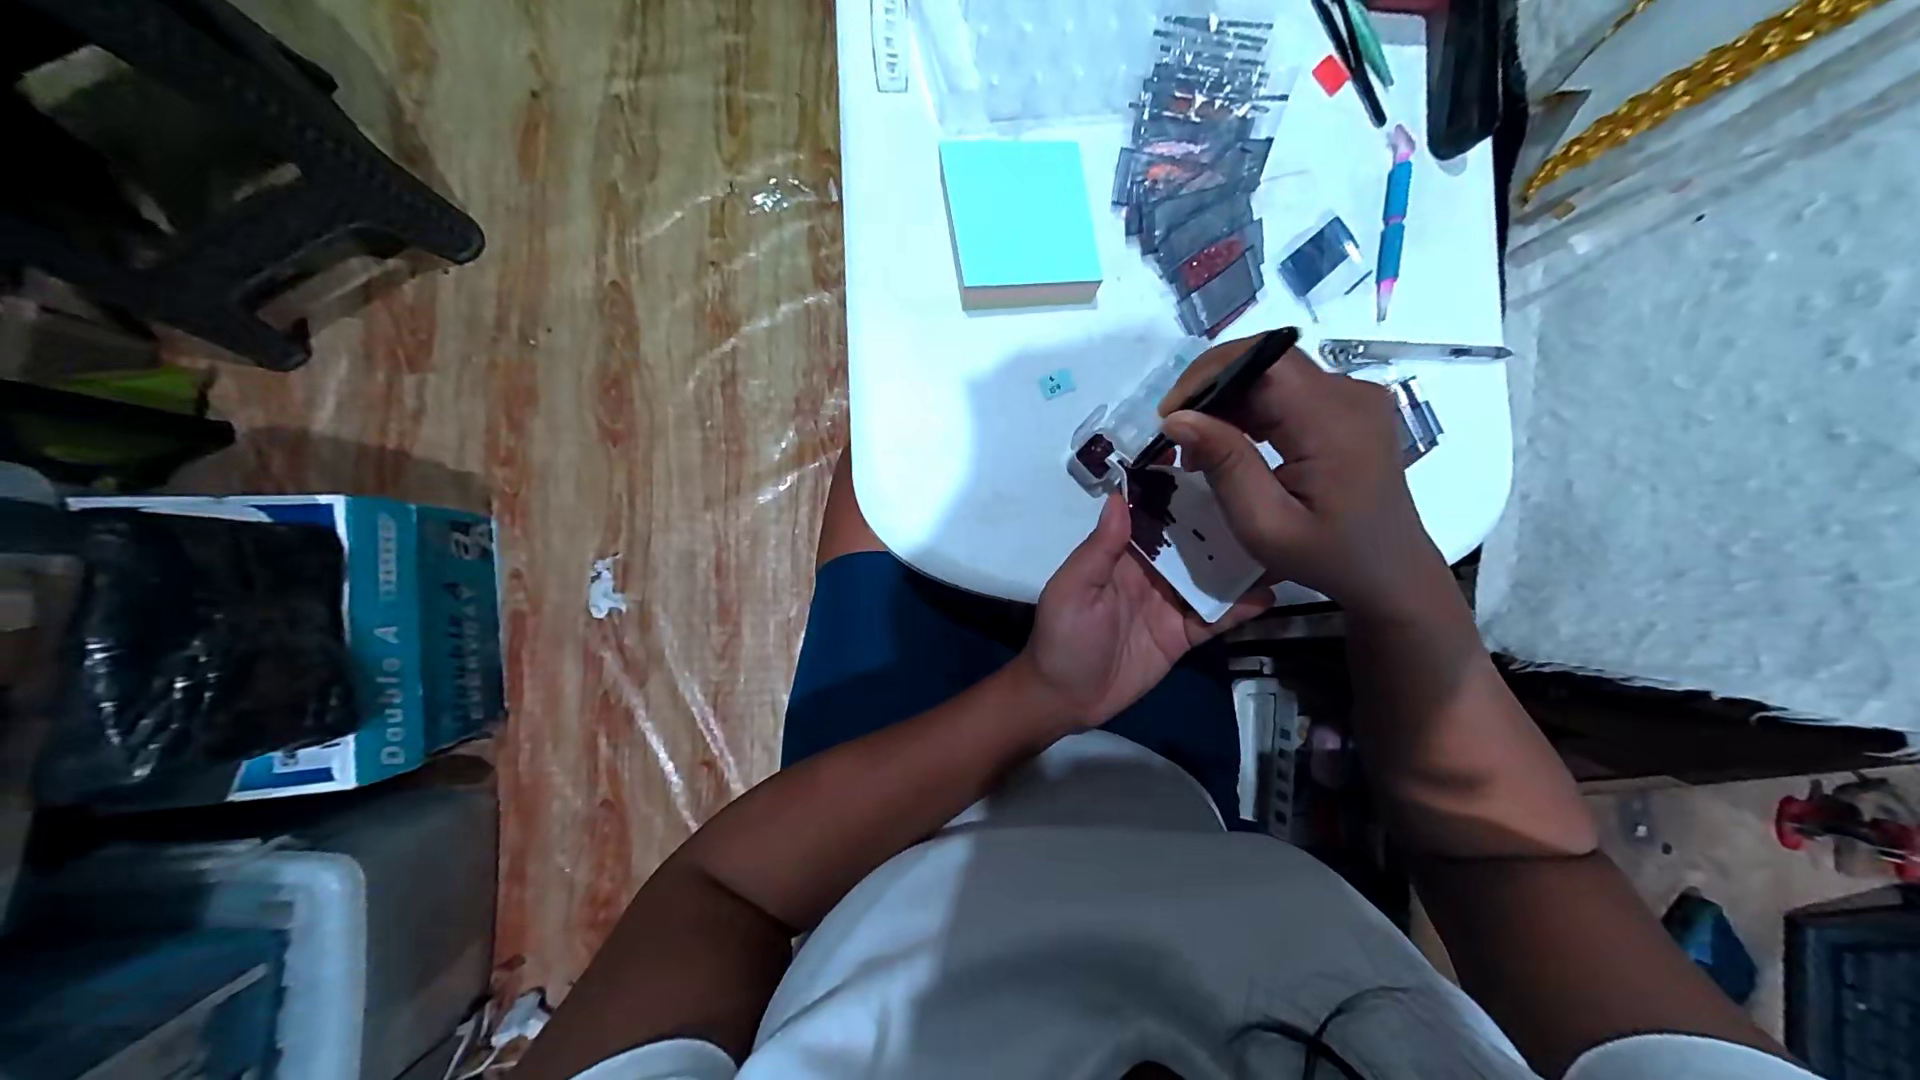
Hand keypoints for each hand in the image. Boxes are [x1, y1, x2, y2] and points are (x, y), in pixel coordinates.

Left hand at [1014, 493, 1269, 728]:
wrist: (1068, 699)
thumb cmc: (1063, 638)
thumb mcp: (1073, 590)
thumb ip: (1100, 548)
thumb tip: (1120, 497)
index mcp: (1121, 555)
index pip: (1151, 514)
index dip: (1174, 488)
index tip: (1207, 457)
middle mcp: (1150, 572)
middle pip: (1190, 540)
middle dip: (1220, 519)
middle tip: (1264, 494)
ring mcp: (1170, 603)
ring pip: (1210, 575)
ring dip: (1239, 561)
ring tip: (1278, 540)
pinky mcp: (1184, 634)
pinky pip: (1216, 617)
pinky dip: (1240, 607)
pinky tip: (1269, 593)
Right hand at [1157, 335, 1452, 616]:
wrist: (1389, 571)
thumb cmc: (1327, 556)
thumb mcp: (1264, 523)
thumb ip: (1224, 465)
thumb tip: (1177, 418)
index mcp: (1333, 421)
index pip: (1263, 362)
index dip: (1208, 375)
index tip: (1170, 415)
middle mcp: (1350, 394)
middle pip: (1265, 363)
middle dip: (1211, 389)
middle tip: (1178, 437)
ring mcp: (1353, 397)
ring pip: (1272, 374)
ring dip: (1227, 402)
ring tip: (1201, 448)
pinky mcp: (1348, 407)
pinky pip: (1287, 391)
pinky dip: (1250, 410)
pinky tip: (1233, 445)